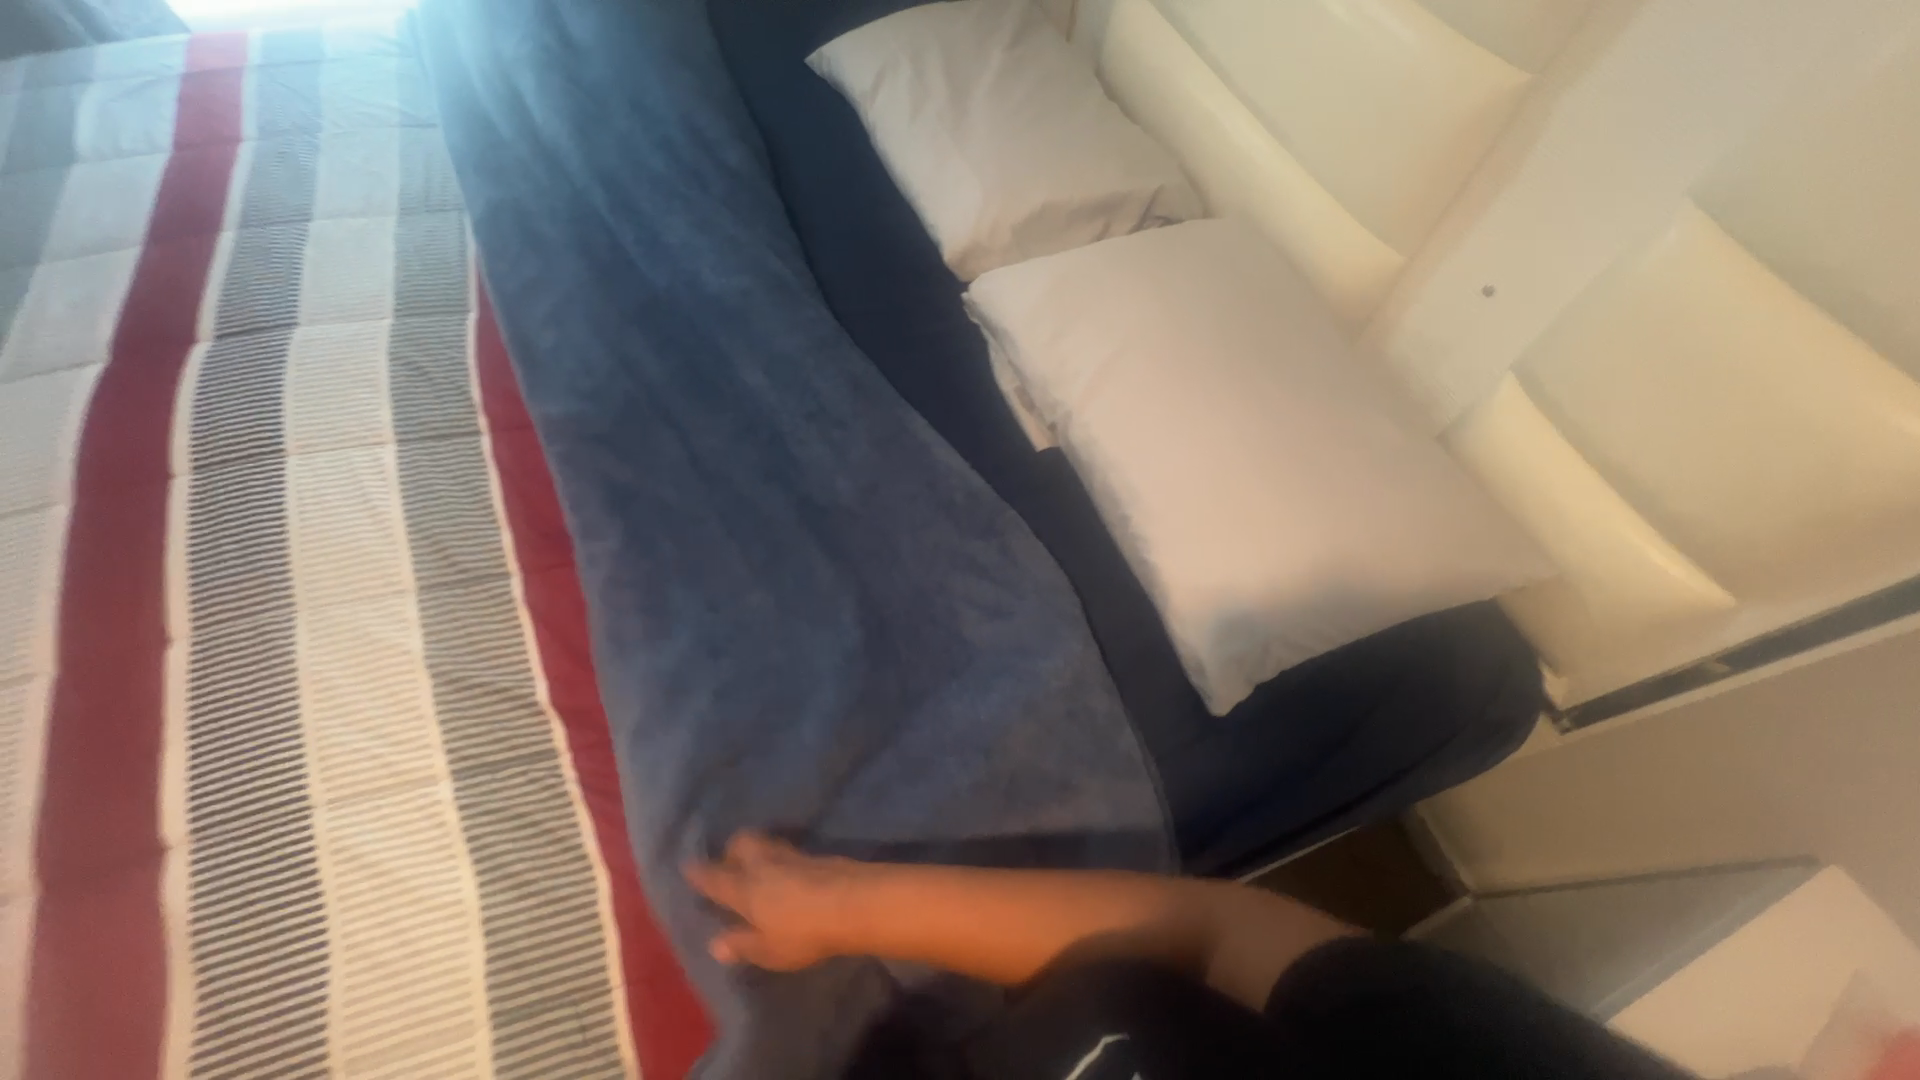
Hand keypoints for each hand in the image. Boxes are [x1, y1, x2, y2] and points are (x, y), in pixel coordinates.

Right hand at [684, 830, 867, 970]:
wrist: (853, 902)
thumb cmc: (803, 932)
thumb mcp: (768, 949)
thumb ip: (742, 944)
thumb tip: (715, 943)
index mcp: (746, 889)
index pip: (717, 879)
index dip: (701, 873)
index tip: (688, 865)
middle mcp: (766, 865)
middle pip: (743, 844)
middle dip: (732, 849)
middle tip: (729, 861)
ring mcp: (794, 856)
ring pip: (768, 843)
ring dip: (759, 850)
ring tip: (758, 864)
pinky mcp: (818, 856)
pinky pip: (790, 851)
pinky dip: (782, 857)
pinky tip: (789, 871)